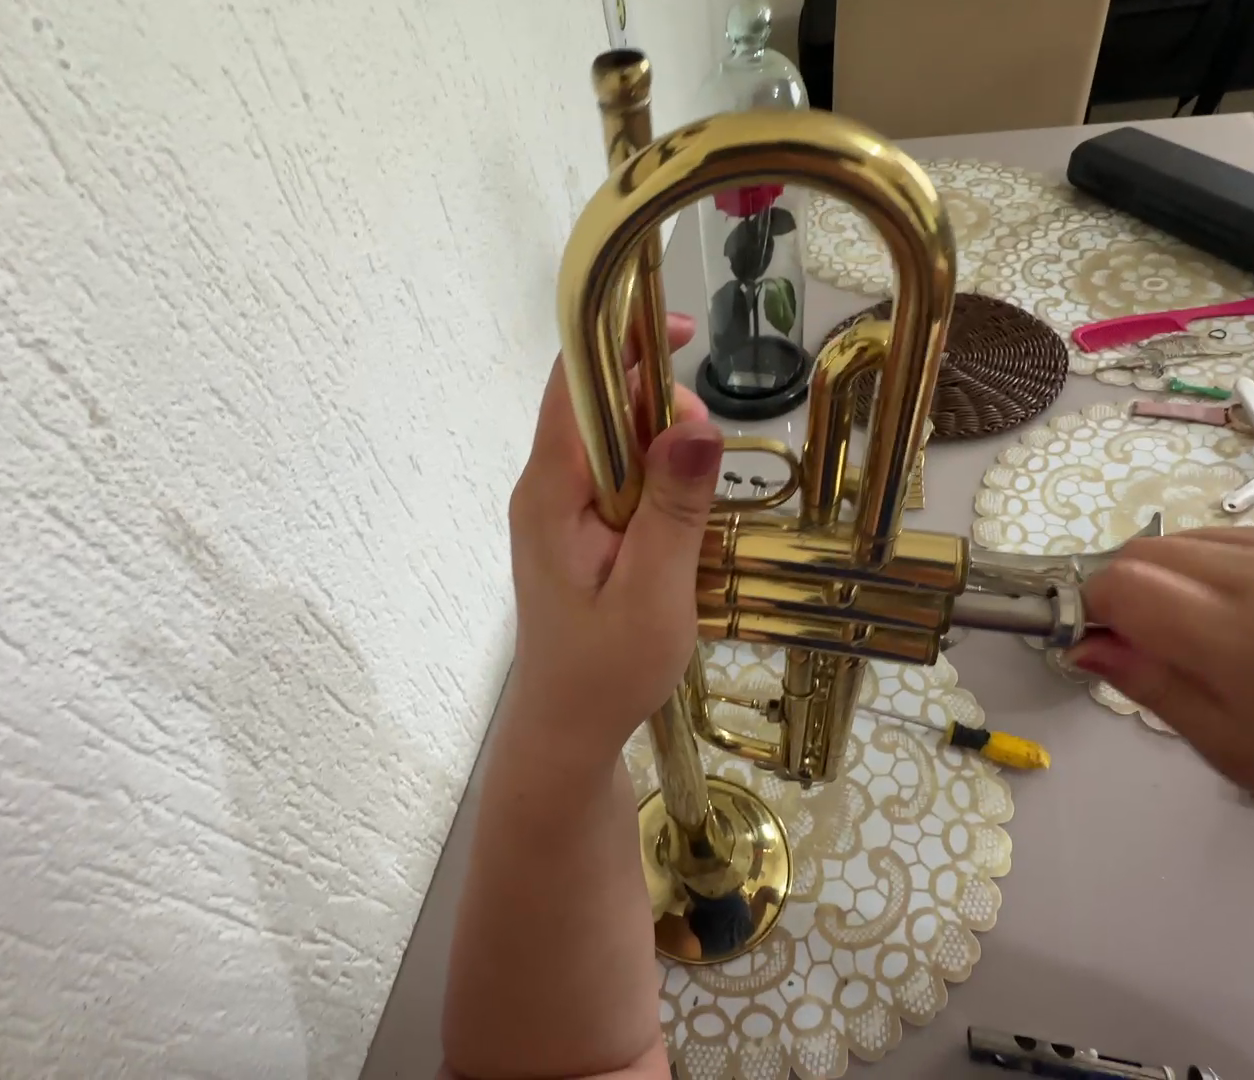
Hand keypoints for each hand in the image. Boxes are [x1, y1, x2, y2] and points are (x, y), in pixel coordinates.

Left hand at [506, 313, 723, 757]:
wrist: (567, 728)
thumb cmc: (606, 671)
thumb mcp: (654, 593)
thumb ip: (674, 509)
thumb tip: (697, 420)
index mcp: (550, 492)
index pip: (574, 384)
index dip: (622, 342)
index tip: (684, 335)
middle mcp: (544, 488)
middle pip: (594, 404)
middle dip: (655, 400)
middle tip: (708, 449)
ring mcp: (557, 509)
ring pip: (610, 441)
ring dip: (659, 442)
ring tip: (700, 488)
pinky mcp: (575, 531)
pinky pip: (615, 477)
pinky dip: (653, 476)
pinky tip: (681, 512)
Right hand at [1070, 519, 1253, 821]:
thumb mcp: (1234, 749)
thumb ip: (1151, 688)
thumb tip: (1085, 646)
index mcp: (1248, 640)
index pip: (1123, 586)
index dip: (1093, 609)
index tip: (1101, 641)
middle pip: (1143, 554)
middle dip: (1124, 592)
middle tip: (1149, 638)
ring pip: (1183, 541)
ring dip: (1169, 579)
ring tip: (1207, 626)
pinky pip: (1231, 536)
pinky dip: (1213, 568)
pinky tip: (1252, 607)